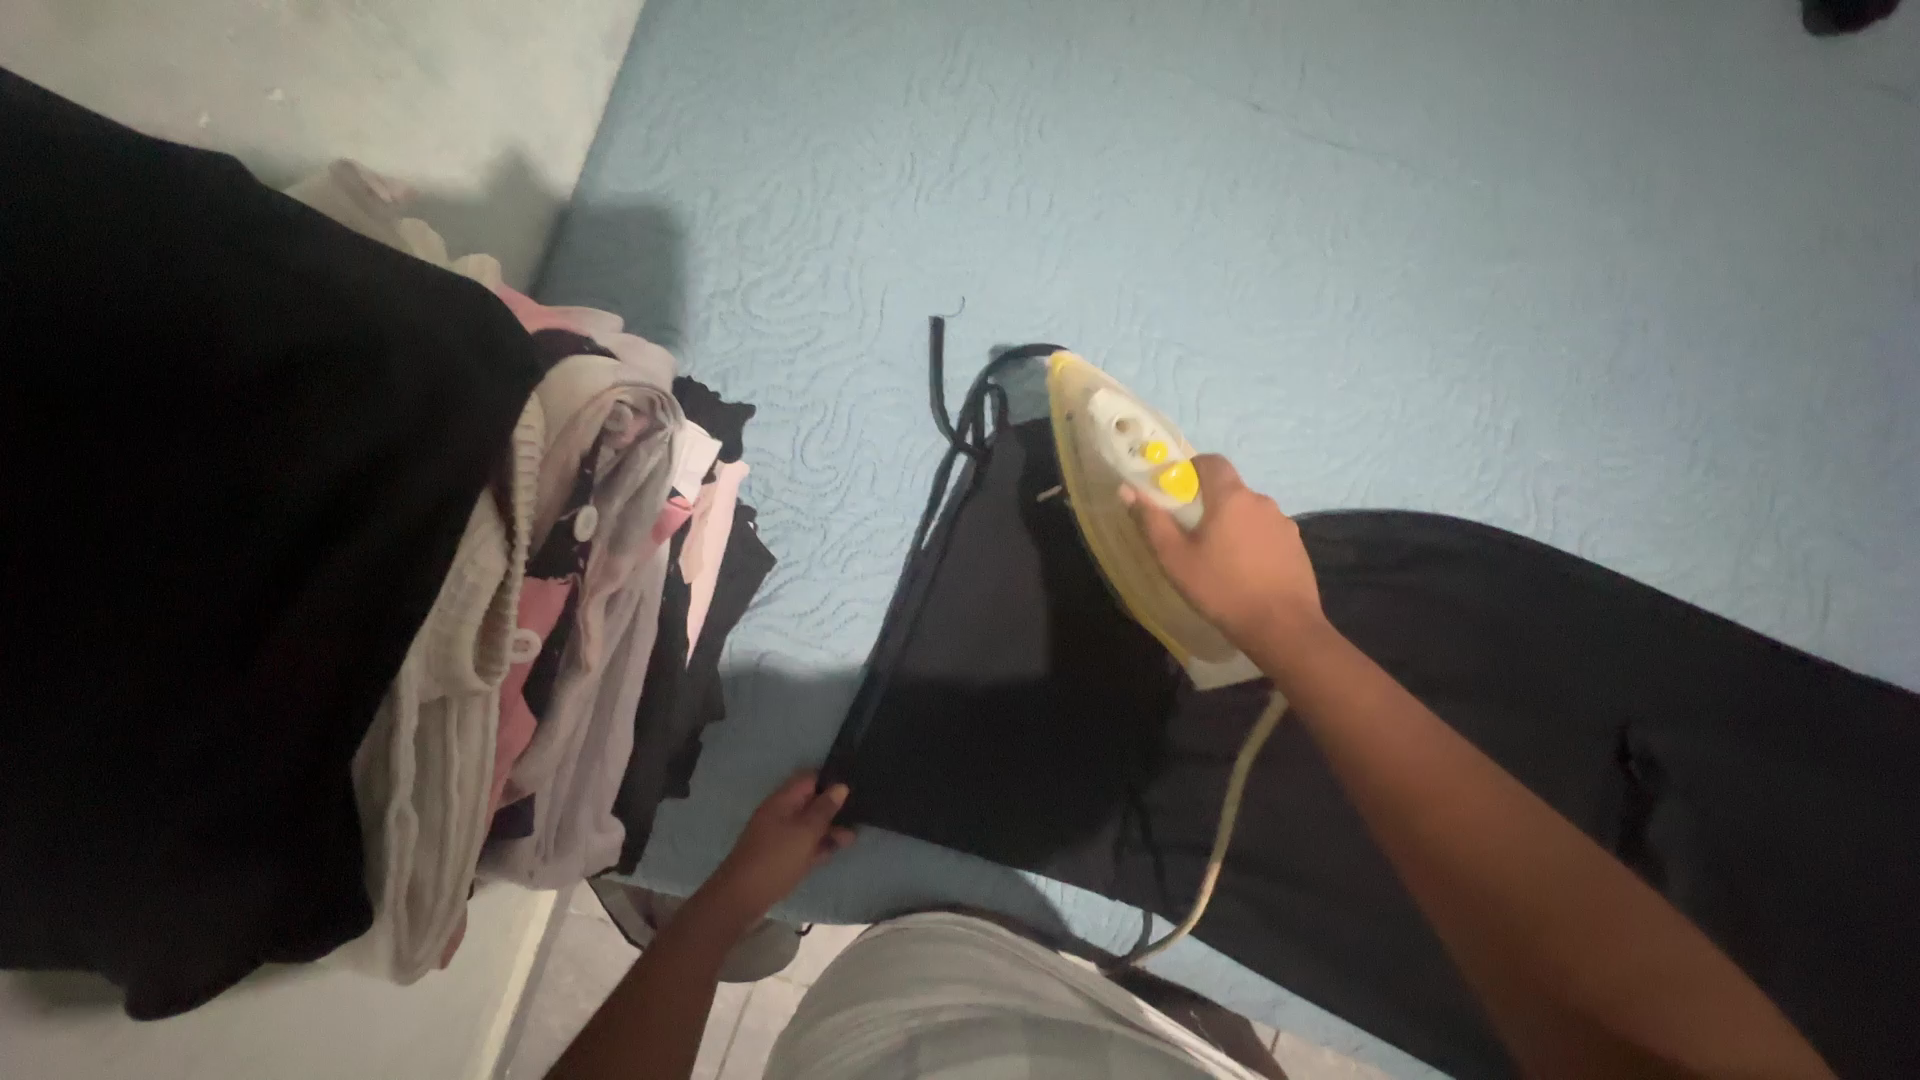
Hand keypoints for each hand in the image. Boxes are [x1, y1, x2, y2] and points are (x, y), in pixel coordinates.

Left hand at [691, 771, 854, 934]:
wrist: (741, 898)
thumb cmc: (776, 859)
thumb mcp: (806, 831)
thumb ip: (824, 808)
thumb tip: (840, 786)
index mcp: (783, 800)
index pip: (810, 779)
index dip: (831, 780)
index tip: (854, 788)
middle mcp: (780, 813)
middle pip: (810, 802)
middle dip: (833, 808)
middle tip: (858, 815)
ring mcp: (778, 836)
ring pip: (808, 825)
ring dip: (828, 829)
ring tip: (851, 838)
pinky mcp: (779, 856)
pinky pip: (802, 844)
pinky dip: (817, 845)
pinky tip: (835, 851)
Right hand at [1123, 454, 1324, 647]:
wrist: (1281, 627)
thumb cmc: (1221, 589)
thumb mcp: (1175, 558)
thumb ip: (1151, 520)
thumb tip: (1127, 489)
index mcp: (1231, 497)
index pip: (1212, 461)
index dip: (1192, 468)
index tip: (1177, 491)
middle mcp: (1261, 501)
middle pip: (1230, 489)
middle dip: (1209, 503)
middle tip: (1191, 533)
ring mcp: (1283, 523)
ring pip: (1249, 513)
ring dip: (1232, 524)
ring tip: (1219, 558)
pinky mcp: (1296, 546)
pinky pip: (1266, 533)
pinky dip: (1252, 542)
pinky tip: (1244, 572)